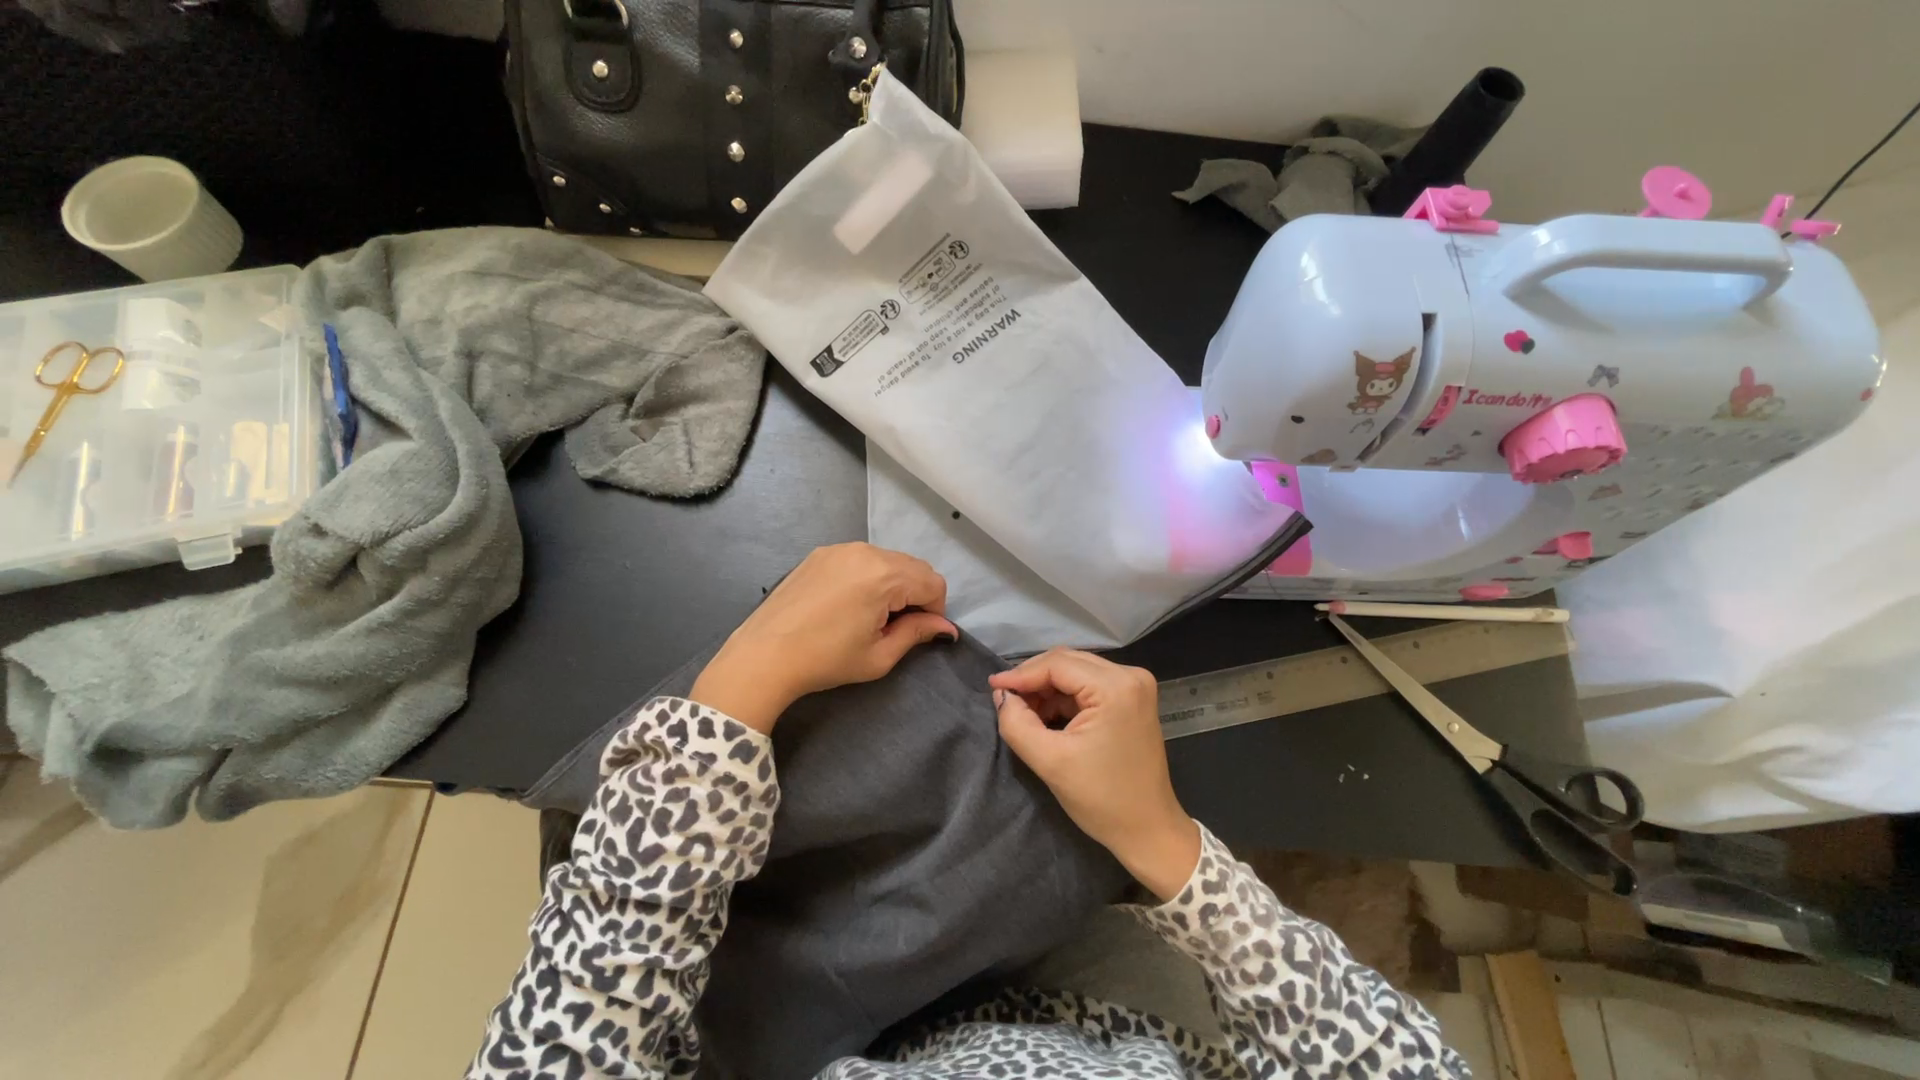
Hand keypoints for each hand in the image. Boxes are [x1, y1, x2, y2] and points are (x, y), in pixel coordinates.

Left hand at [689, 543, 955, 733]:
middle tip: (895, 627)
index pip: (933, 583)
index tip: (917, 633)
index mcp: (884, 575)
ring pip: (888, 560)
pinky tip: (848, 605)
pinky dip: (868, 576)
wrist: (764, 655)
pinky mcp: (820, 554)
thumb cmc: (826, 660)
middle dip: (915, 595)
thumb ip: (917, 633)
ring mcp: (840, 549)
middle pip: (913, 567)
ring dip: (893, 584)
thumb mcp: (879, 655)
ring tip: (870, 616)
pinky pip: (861, 559)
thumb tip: (946, 628)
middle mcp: (865, 552)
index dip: (935, 610)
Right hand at [989, 649, 1200, 901]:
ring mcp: (1135, 686)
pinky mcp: (1133, 699)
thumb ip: (1017, 723)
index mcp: (1115, 687)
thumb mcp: (1050, 761)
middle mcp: (1130, 676)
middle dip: (1033, 679)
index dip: (1020, 674)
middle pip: (1068, 662)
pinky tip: (1045, 714)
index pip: (1057, 664)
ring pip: (1077, 672)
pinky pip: (1089, 685)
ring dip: (1048, 688)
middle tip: (1004, 698)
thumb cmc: (1102, 799)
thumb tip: (1001, 695)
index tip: (991, 686)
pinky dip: (1064, 697)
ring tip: (1023, 711)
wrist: (1148, 829)